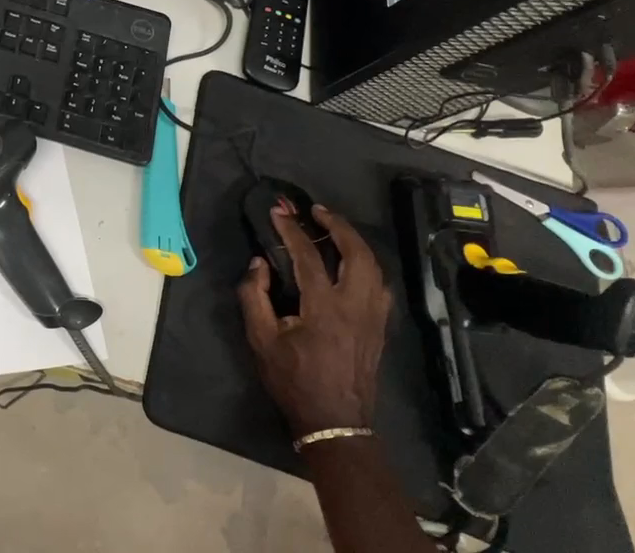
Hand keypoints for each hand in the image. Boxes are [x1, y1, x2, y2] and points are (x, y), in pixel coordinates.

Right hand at [238, 204, 391, 436]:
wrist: (334, 421)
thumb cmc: (293, 380)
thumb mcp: (260, 339)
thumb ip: (254, 296)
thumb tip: (259, 264)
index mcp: (325, 308)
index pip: (309, 257)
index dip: (292, 231)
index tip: (278, 212)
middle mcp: (356, 307)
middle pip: (358, 254)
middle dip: (339, 226)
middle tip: (317, 212)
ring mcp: (374, 318)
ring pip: (375, 268)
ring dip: (356, 243)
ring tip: (335, 230)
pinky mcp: (380, 328)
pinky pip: (380, 286)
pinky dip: (368, 266)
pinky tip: (353, 264)